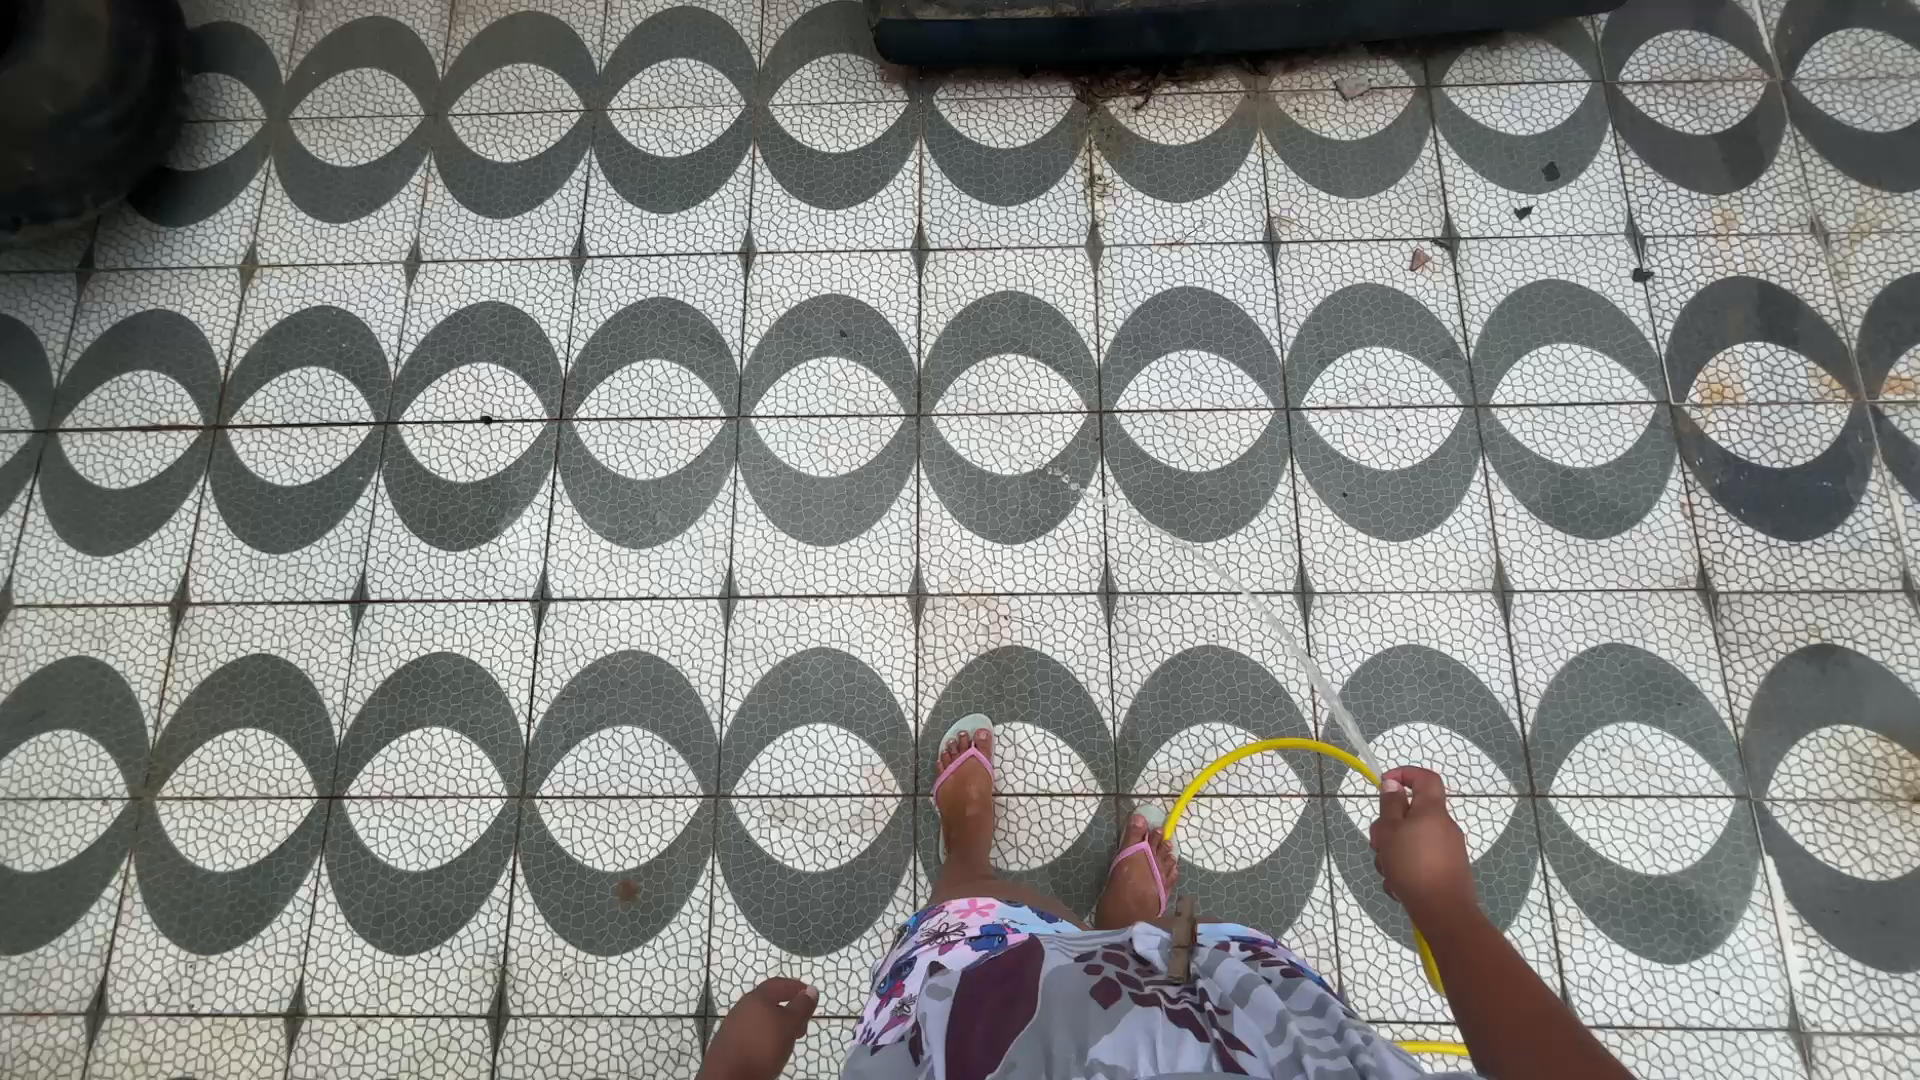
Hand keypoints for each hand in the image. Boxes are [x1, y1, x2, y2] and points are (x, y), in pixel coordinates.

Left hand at [699, 978, 818, 1079]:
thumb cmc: (761, 1049)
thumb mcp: (789, 1026)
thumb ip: (802, 1007)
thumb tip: (811, 989)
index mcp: (757, 998)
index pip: (779, 984)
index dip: (795, 988)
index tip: (809, 996)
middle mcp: (742, 1007)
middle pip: (768, 1003)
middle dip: (788, 1011)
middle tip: (801, 1026)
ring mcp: (731, 1027)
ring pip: (759, 1020)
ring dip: (775, 1027)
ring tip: (786, 1042)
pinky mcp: (726, 1046)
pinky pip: (750, 1035)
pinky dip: (763, 1038)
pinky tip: (767, 1052)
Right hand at [1368, 766, 1478, 927]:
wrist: (1444, 913)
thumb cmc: (1412, 865)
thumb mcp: (1390, 830)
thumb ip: (1390, 805)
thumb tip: (1394, 784)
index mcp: (1432, 811)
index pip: (1426, 778)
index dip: (1405, 773)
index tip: (1384, 784)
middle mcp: (1444, 827)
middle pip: (1411, 813)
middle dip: (1388, 825)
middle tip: (1378, 842)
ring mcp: (1447, 849)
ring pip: (1411, 838)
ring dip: (1394, 849)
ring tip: (1387, 869)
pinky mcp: (1446, 869)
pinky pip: (1419, 858)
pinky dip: (1405, 866)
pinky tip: (1397, 883)